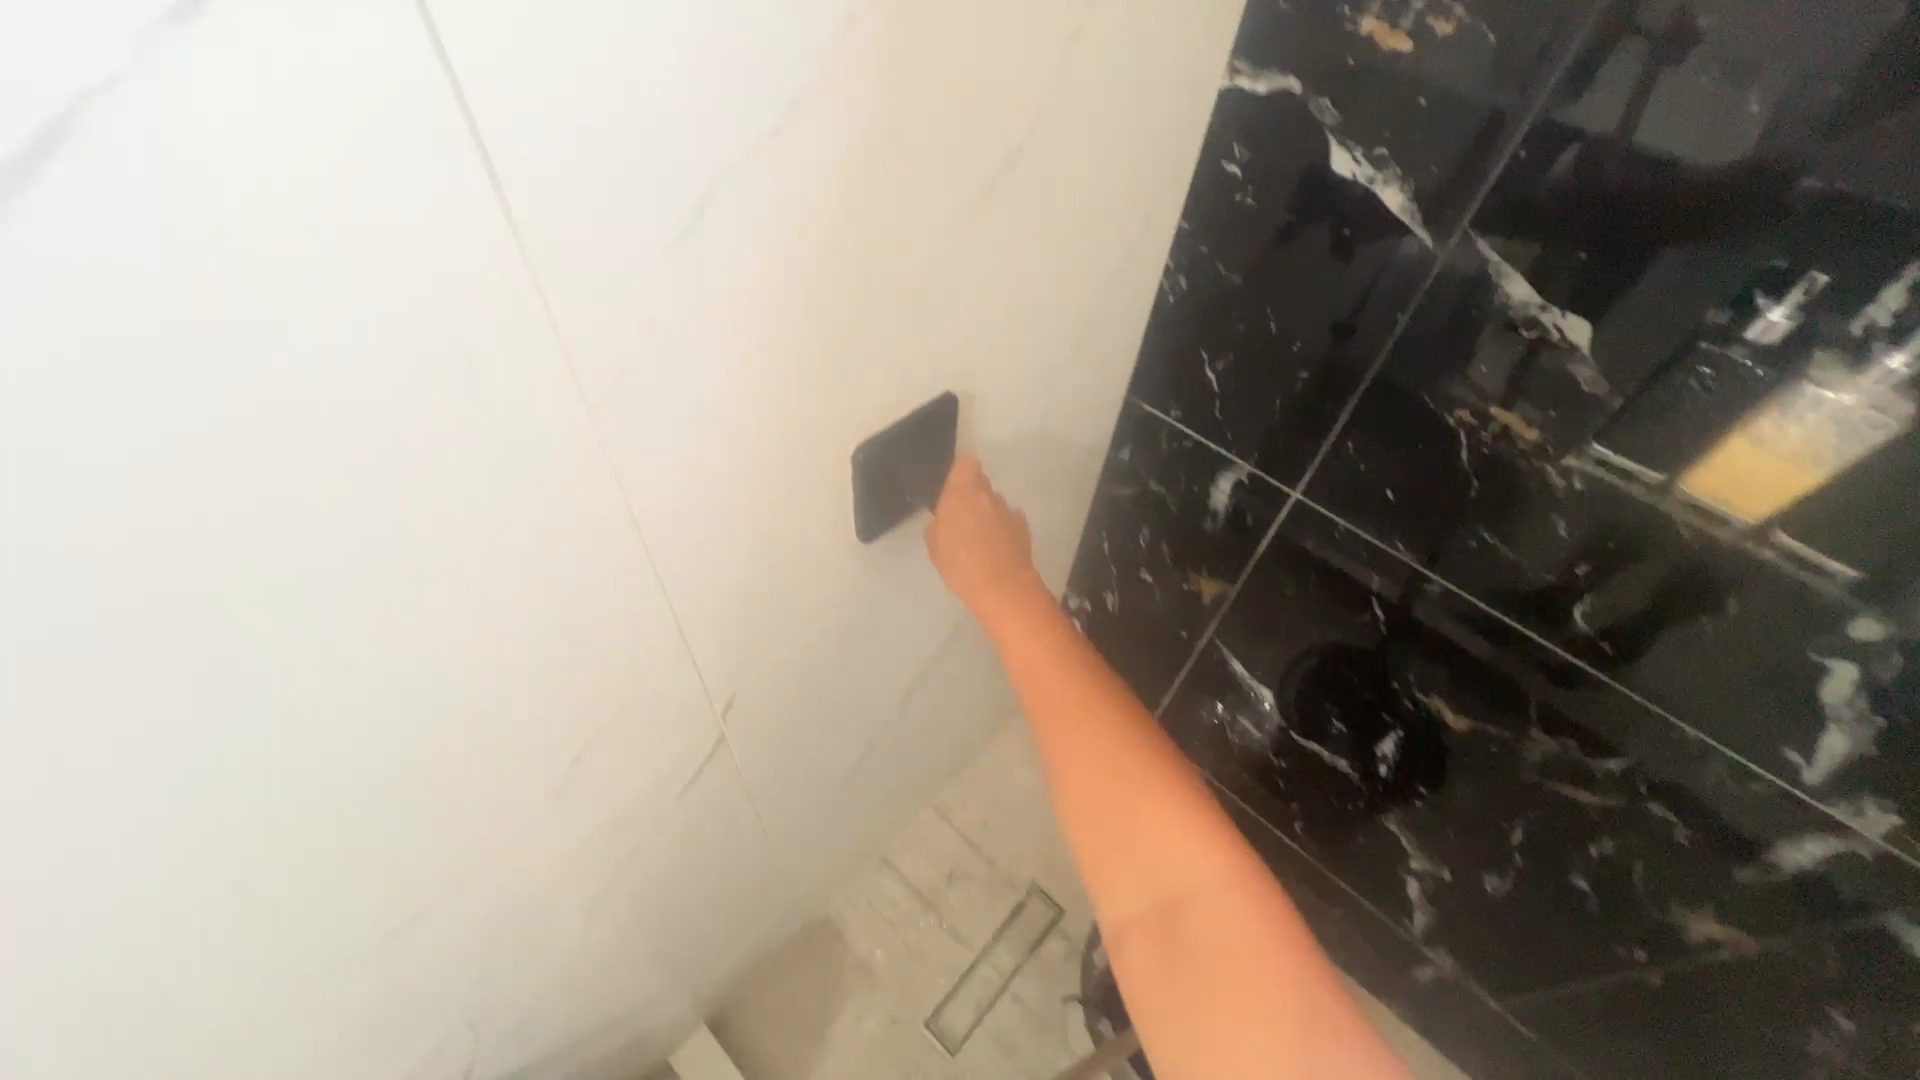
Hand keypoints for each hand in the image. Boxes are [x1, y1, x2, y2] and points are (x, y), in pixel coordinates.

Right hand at [926, 454, 1041, 618]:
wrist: (1000, 586)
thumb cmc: (958, 562)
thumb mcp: (934, 545)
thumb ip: (939, 524)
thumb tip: (945, 520)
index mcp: (962, 491)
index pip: (966, 463)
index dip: (961, 472)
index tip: (954, 486)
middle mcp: (988, 494)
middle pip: (982, 484)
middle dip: (973, 497)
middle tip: (963, 519)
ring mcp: (1009, 510)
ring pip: (996, 505)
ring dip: (989, 516)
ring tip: (981, 541)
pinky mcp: (1024, 529)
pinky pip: (1010, 523)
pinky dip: (1004, 531)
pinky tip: (997, 551)